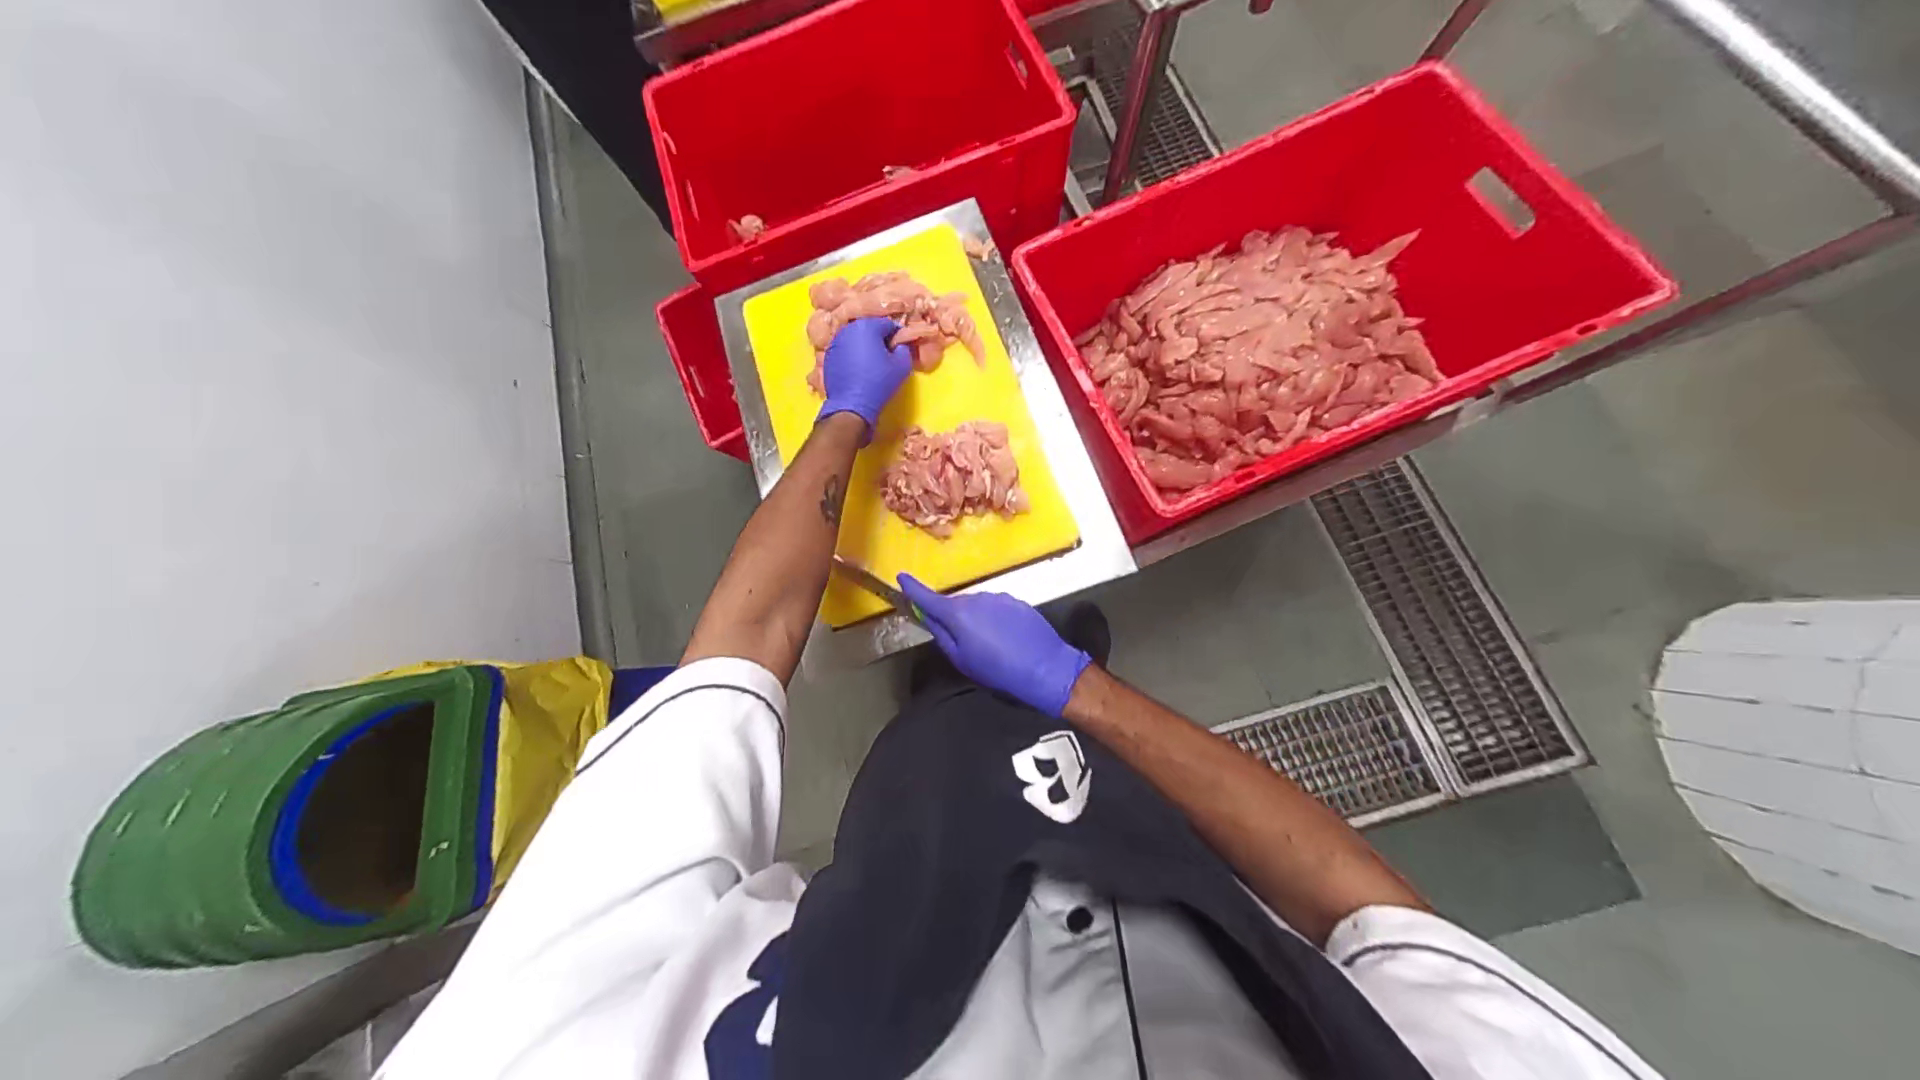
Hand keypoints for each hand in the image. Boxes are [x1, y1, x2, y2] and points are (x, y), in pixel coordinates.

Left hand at [818, 317, 911, 442]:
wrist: (851, 406)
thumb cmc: (879, 383)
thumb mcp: (902, 365)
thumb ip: (904, 348)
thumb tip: (899, 345)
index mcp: (866, 326)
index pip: (888, 323)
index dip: (896, 335)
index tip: (899, 349)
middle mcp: (848, 329)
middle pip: (869, 329)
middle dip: (878, 339)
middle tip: (886, 356)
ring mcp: (835, 342)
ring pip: (856, 339)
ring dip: (865, 347)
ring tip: (872, 364)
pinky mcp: (828, 356)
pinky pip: (846, 350)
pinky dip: (853, 356)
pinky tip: (858, 370)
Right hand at [899, 575, 1091, 716]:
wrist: (1045, 667)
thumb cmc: (997, 669)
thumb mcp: (961, 659)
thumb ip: (942, 635)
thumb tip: (929, 618)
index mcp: (958, 613)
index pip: (928, 598)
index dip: (912, 588)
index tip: (901, 577)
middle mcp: (977, 598)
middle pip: (956, 605)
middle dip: (953, 618)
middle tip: (963, 645)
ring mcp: (1000, 597)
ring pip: (978, 607)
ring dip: (977, 620)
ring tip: (990, 646)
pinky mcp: (1018, 602)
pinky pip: (997, 609)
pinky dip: (995, 621)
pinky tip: (1007, 640)